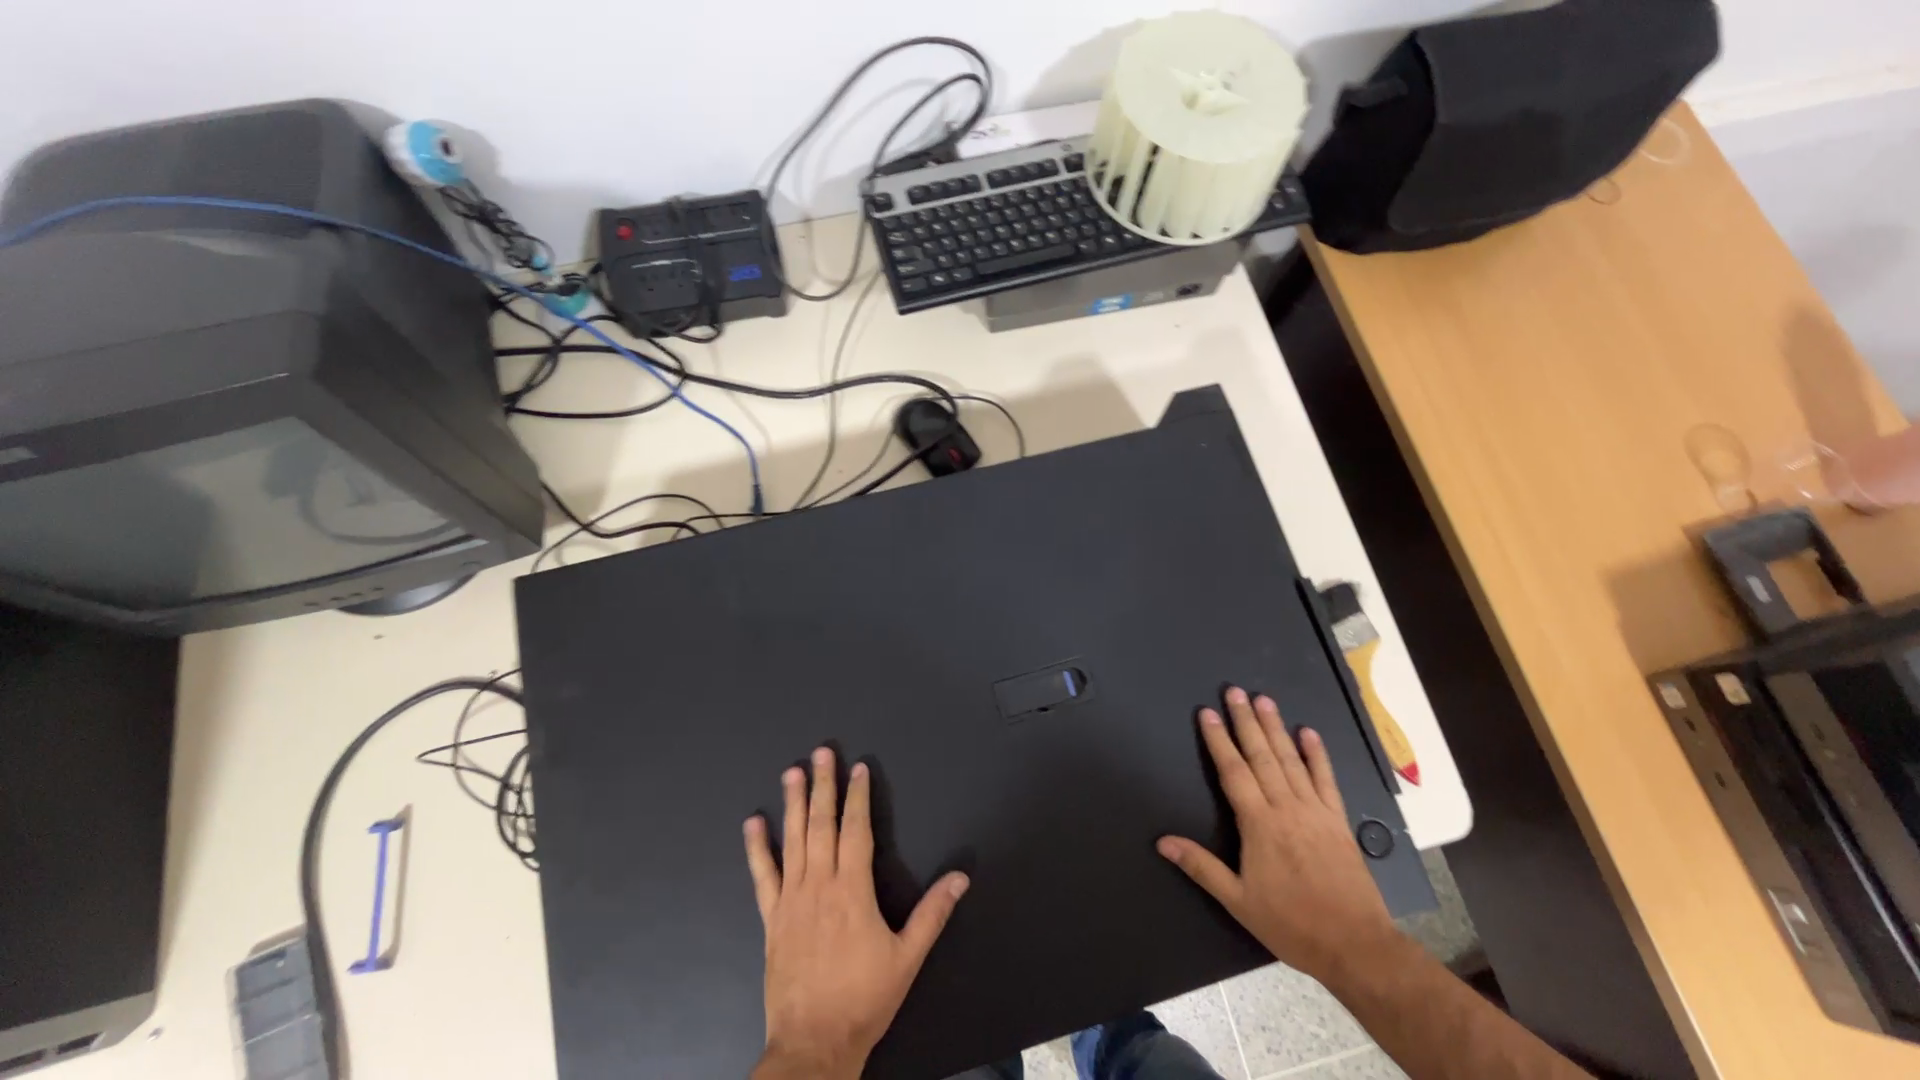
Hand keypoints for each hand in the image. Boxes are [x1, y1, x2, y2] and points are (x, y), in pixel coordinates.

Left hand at [745, 747, 970, 1079]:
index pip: (856, 831)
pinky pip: (762, 875)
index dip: (858, 797)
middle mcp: (819, 886)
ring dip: (792, 803)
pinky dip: (757, 847)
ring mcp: (791, 900)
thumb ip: (933, 914)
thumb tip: (960, 878)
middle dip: (822, 786)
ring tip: (792, 771)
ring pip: (792, 841)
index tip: (858, 769)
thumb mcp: (908, 957)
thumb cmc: (865, 998)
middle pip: (821, 826)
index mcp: (852, 891)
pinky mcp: (772, 918)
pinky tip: (753, 823)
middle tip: (821, 753)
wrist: (815, 1040)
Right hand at [1157, 687, 1398, 984]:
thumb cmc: (1291, 924)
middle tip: (1234, 691)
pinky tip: (1309, 733)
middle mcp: (1287, 809)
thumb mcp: (1238, 900)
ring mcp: (1316, 812)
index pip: (1233, 772)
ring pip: (1291, 760)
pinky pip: (1326, 780)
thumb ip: (1201, 867)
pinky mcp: (1338, 821)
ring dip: (1276, 728)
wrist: (1354, 944)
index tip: (1206, 713)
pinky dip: (1317, 755)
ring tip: (1264, 700)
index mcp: (1260, 825)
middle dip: (1245, 722)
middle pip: (1262, 756)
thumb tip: (1163, 842)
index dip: (1218, 741)